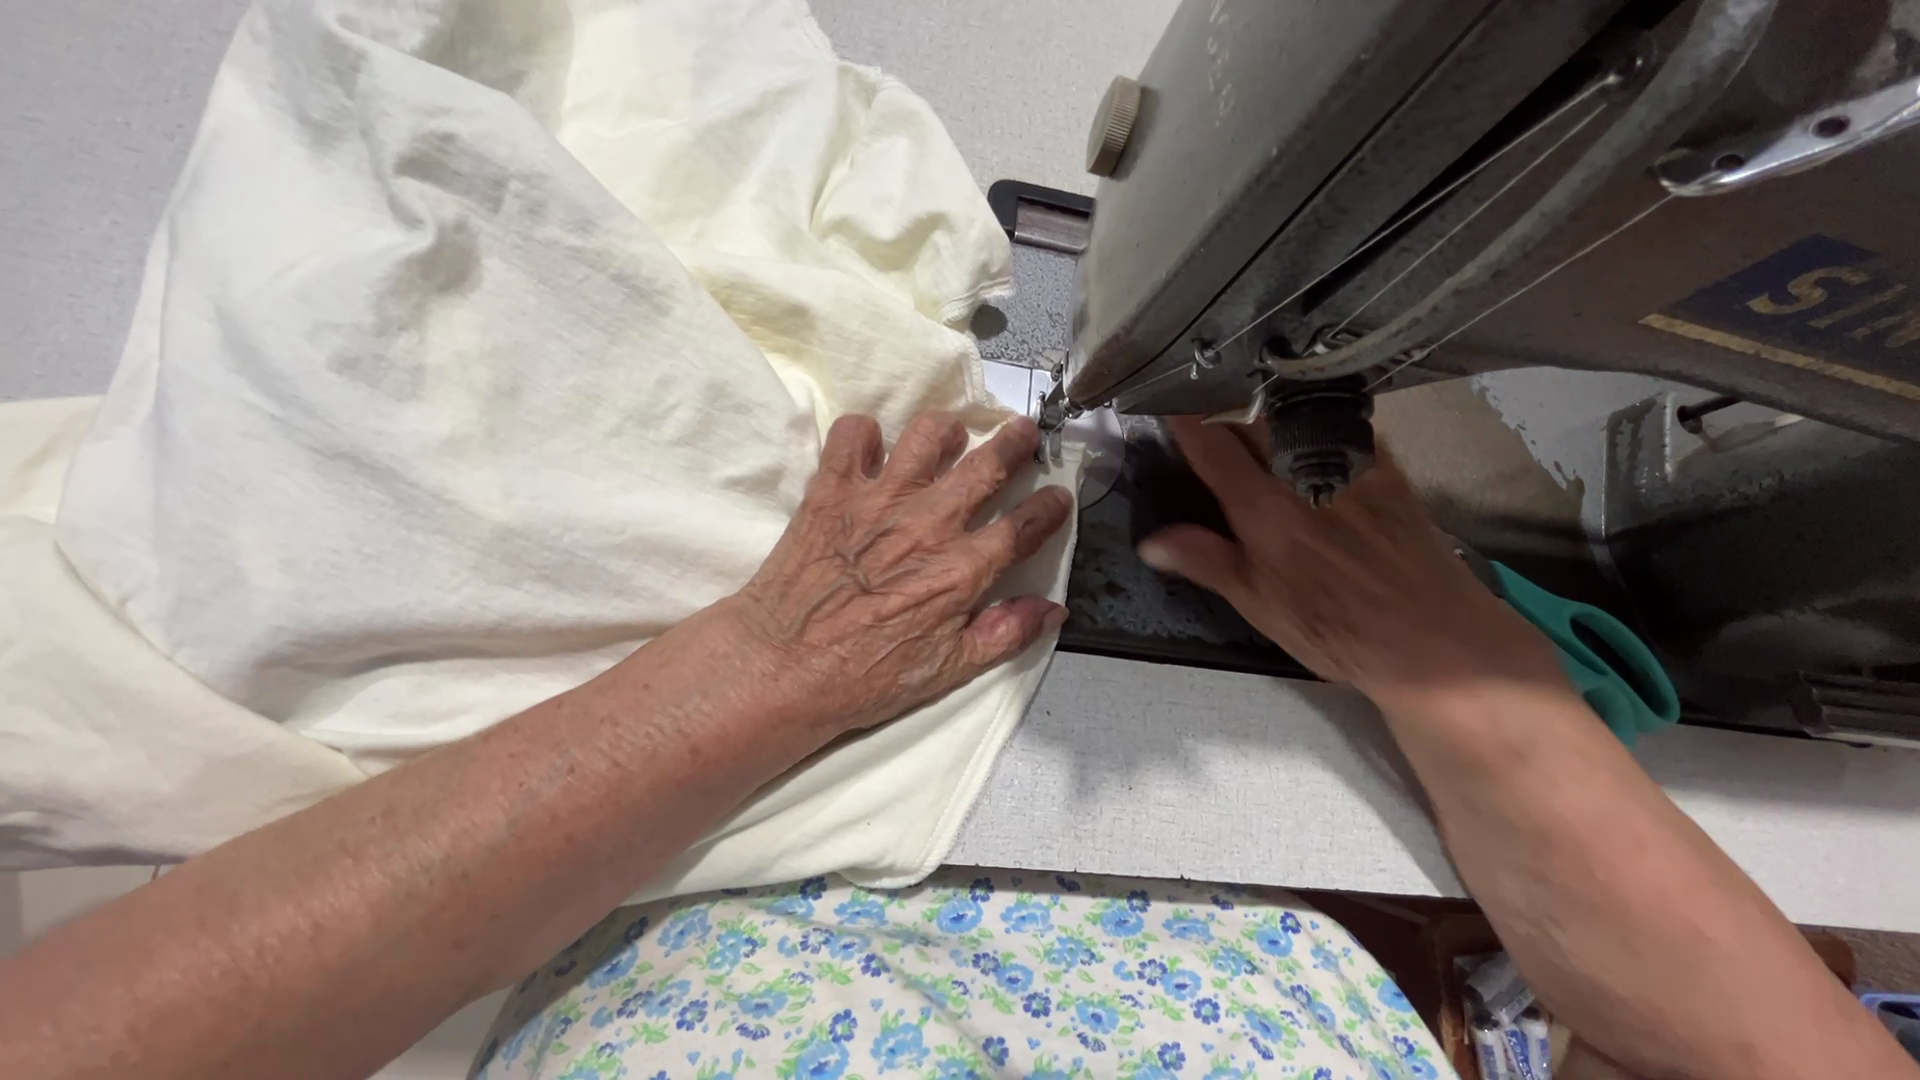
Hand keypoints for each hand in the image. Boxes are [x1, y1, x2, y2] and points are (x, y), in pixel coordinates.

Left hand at [726, 411, 1073, 738]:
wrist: (781, 667)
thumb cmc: (864, 677)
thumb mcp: (947, 671)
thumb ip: (1004, 635)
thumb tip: (1051, 610)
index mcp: (960, 571)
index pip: (1023, 526)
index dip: (1049, 507)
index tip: (1057, 496)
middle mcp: (926, 524)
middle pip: (985, 466)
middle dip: (1014, 442)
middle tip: (1023, 432)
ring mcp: (878, 500)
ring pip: (926, 435)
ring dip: (945, 430)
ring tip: (949, 437)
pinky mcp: (831, 489)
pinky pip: (852, 435)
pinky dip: (864, 433)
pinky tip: (872, 451)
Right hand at [1137, 416, 1565, 709]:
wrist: (1431, 637)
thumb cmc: (1335, 629)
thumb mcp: (1259, 604)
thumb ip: (1206, 562)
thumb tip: (1150, 542)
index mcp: (1262, 507)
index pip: (1211, 445)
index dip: (1182, 420)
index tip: (1164, 400)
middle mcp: (1301, 474)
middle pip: (1251, 419)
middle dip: (1220, 405)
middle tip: (1200, 401)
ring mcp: (1349, 466)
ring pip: (1295, 415)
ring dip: (1263, 404)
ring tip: (1246, 401)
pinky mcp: (1388, 468)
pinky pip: (1345, 424)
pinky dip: (1317, 416)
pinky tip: (1311, 420)